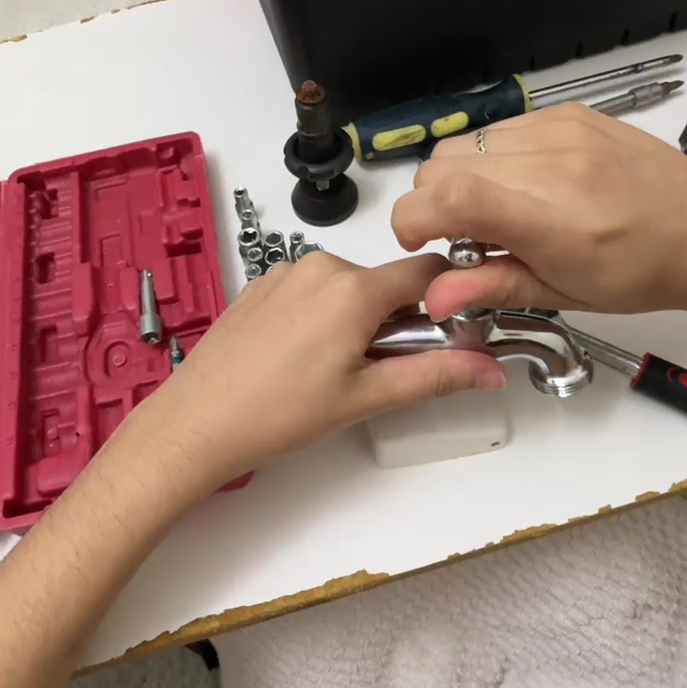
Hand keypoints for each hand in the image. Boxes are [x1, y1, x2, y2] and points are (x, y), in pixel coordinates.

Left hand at [108, 253, 506, 498]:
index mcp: (354, 288)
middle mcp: (320, 266)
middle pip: (385, 284)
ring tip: (331, 371)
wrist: (196, 421)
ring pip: (348, 288)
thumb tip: (490, 370)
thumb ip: (435, 376)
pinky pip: (312, 291)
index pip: (427, 272)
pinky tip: (299, 358)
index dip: (446, 302)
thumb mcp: (365, 398)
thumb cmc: (278, 413)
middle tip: (375, 373)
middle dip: (396, 322)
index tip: (446, 336)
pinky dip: (323, 316)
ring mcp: (286, 273)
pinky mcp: (261, 286)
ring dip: (358, 321)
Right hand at [391, 103, 686, 319]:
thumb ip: (490, 287)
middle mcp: (551, 163)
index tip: (422, 245)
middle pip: (440, 165)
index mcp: (552, 220)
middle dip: (432, 204)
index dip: (412, 220)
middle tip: (466, 236)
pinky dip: (489, 159)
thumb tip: (432, 299)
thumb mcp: (561, 295)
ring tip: (497, 210)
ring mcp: (559, 130)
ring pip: (461, 144)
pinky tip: (522, 185)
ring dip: (458, 180)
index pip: (448, 196)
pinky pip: (496, 129)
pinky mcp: (566, 113)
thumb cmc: (637, 274)